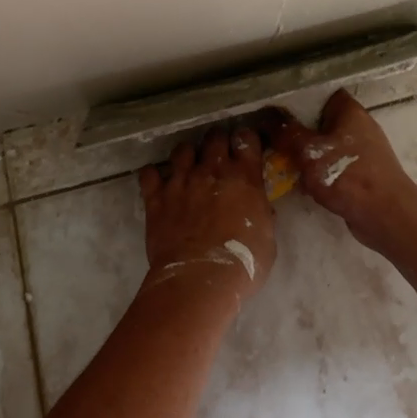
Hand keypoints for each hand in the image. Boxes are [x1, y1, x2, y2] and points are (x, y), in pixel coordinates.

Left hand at [138, 127, 276, 303]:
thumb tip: (260, 206)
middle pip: (214, 137)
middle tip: (218, 155)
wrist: (199, 280)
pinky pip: (149, 174)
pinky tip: (158, 184)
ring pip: (182, 149)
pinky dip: (153, 176)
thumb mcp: (267, 239)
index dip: (246, 140)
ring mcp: (181, 181)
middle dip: (217, 142)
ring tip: (188, 167)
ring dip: (187, 156)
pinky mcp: (157, 197)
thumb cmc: (242, 264)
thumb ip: (262, 214)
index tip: (244, 148)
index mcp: (244, 178)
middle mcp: (212, 170)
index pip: (246, 139)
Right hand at [260, 90, 416, 254]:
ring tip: (276, 159)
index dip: (296, 98)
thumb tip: (265, 117)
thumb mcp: (309, 152)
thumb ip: (286, 133)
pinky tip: (296, 182)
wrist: (387, 217)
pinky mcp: (359, 175)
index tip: (272, 107)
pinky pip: (330, 167)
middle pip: (318, 122)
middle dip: (295, 131)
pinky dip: (316, 173)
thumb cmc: (349, 176)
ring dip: (303, 155)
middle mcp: (356, 126)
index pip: (319, 93)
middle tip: (268, 136)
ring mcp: (359, 152)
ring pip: (323, 147)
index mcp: (349, 111)